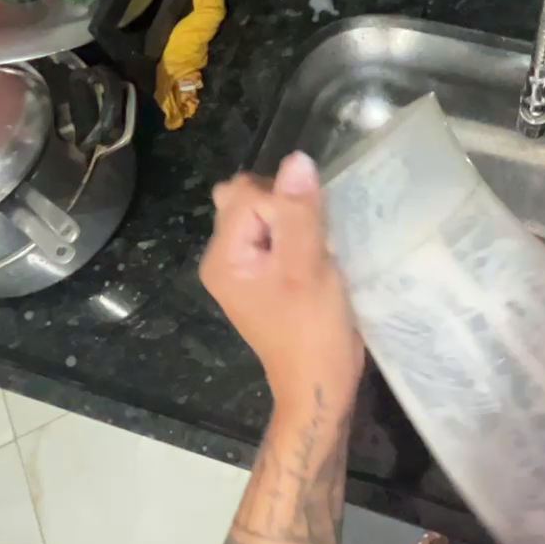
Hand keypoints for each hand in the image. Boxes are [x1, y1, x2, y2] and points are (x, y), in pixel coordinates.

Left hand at [201, 153, 364, 410]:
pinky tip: (320, 258)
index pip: (249, 194)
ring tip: (318, 250)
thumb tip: (298, 160)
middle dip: (288, 207)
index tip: (311, 239)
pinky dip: (301, 235)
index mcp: (223, 255)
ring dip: (298, 221)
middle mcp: (226, 257)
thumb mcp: (306, 267)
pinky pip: (278, 234)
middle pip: (250, 198)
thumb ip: (299, 213)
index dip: (286, 204)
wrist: (321, 384)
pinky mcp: (268, 276)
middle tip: (314, 242)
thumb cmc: (312, 330)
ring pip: (267, 214)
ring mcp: (246, 267)